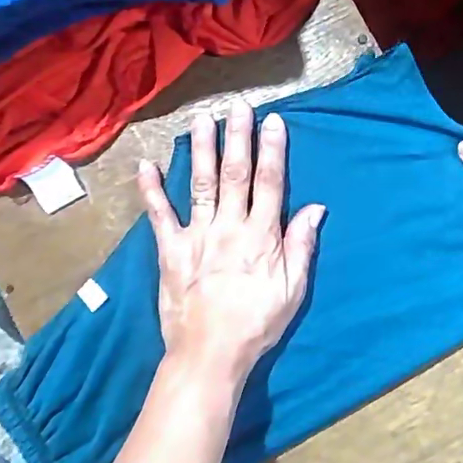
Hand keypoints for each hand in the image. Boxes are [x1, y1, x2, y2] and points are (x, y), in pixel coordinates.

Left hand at [138, 101, 323, 384]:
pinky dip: (151, 191)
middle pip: (235, 174)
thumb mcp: (293, 288)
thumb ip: (302, 245)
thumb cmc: (258, 322)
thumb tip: (316, 207)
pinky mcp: (170, 251)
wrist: (210, 355)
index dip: (272, 149)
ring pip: (200, 184)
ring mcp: (197, 237)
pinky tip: (146, 165)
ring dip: (200, 150)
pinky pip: (159, 216)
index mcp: (262, 235)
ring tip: (201, 120)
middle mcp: (229, 227)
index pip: (270, 183)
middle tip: (238, 106)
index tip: (273, 121)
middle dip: (238, 137)